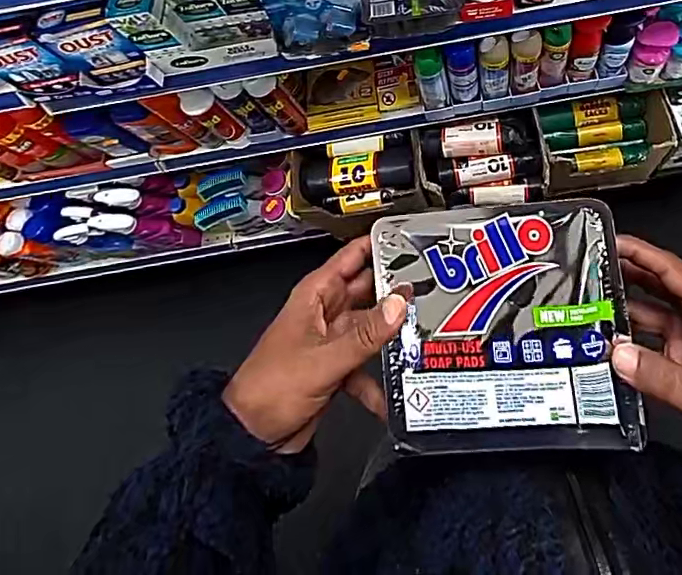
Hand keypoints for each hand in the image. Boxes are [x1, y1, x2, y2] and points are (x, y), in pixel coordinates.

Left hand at [223, 236, 406, 452]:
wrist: (248, 442)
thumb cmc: (269, 389)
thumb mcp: (324, 358)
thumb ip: (366, 333)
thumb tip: (400, 303)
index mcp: (317, 295)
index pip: (354, 256)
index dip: (381, 244)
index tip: (413, 241)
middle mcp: (327, 312)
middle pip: (370, 290)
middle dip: (398, 290)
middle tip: (433, 288)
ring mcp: (333, 340)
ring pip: (373, 326)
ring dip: (393, 333)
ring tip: (423, 334)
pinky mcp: (337, 367)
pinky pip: (367, 364)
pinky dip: (380, 377)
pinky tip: (396, 390)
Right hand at [610, 235, 681, 500]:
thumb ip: (664, 379)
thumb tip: (621, 355)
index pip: (676, 273)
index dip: (643, 254)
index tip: (616, 241)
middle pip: (663, 286)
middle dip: (629, 272)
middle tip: (594, 263)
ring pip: (656, 313)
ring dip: (627, 306)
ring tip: (595, 298)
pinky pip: (655, 343)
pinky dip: (633, 339)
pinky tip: (613, 340)